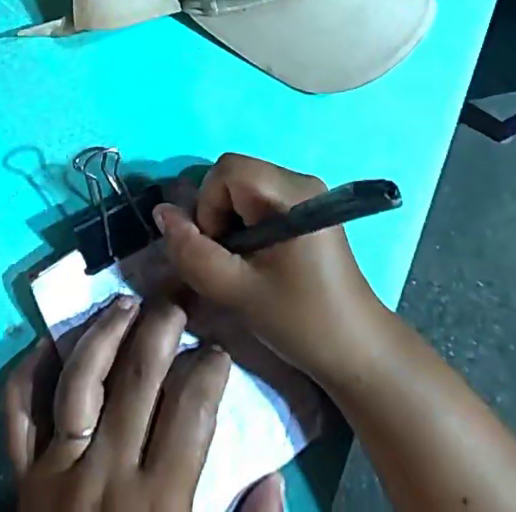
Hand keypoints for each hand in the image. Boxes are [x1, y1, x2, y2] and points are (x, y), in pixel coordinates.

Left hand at [6, 297, 285, 510]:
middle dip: (164, 325)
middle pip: (139, 376)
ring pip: (81, 378)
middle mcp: (107, 473)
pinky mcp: (21, 479)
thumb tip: (273, 479)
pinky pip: (18, 413)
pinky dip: (29, 371)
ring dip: (106, 331)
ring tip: (127, 303)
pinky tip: (50, 341)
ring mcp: (57, 472)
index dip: (211, 367)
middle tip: (179, 299)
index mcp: (160, 500)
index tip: (219, 352)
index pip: (193, 406)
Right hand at [154, 154, 393, 389]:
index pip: (227, 170)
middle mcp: (300, 181)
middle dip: (217, 213)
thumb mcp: (235, 290)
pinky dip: (248, 223)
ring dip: (230, 220)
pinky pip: (262, 199)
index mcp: (290, 193)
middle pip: (235, 174)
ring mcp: (308, 193)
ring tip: (245, 264)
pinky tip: (260, 259)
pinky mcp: (309, 208)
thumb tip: (162, 212)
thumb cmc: (298, 319)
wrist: (354, 346)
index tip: (220, 251)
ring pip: (245, 187)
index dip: (209, 206)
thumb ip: (193, 251)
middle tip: (230, 260)